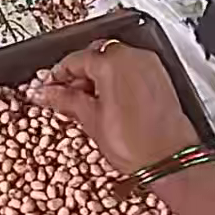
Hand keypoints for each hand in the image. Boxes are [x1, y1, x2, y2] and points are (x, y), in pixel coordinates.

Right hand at [29, 40, 200, 173]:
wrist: (168, 160)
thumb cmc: (135, 143)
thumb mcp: (90, 120)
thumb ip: (65, 100)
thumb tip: (47, 93)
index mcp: (112, 63)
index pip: (75, 59)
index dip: (57, 74)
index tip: (48, 87)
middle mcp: (133, 58)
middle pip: (96, 54)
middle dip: (77, 72)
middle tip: (63, 94)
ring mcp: (149, 66)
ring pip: (113, 60)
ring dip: (96, 75)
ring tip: (84, 101)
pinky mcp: (159, 77)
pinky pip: (130, 68)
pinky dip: (114, 79)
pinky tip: (106, 101)